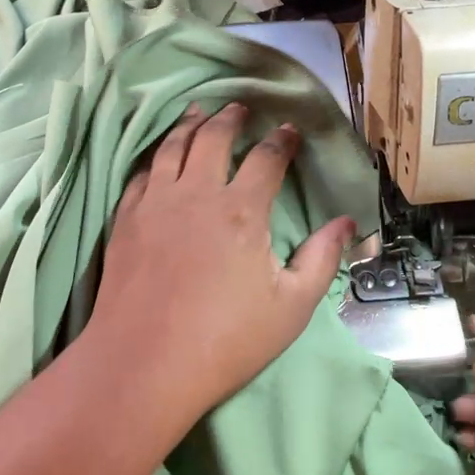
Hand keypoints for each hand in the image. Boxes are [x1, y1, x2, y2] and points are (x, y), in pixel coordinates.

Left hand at [90, 103, 356, 416]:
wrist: (143, 365)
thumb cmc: (225, 340)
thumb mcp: (291, 307)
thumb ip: (322, 259)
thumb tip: (348, 223)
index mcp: (242, 210)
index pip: (266, 158)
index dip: (282, 140)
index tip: (290, 130)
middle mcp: (197, 193)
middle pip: (214, 137)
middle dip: (231, 118)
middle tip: (240, 108)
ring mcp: (156, 203)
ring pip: (173, 146)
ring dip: (190, 124)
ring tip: (198, 112)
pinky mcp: (126, 219)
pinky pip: (142, 173)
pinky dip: (156, 157)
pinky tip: (160, 157)